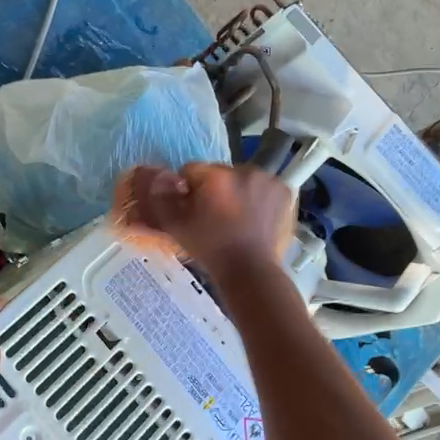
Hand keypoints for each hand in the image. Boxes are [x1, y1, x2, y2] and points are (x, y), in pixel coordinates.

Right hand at [120, 162, 293, 278]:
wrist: (250, 270)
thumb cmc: (210, 249)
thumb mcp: (177, 227)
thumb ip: (161, 200)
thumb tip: (155, 178)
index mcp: (215, 176)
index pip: (191, 169)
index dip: (188, 190)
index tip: (193, 210)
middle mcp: (243, 170)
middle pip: (219, 173)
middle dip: (214, 189)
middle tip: (214, 216)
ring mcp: (267, 180)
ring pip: (242, 178)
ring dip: (237, 191)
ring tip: (236, 219)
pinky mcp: (284, 190)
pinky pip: (263, 186)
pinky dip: (258, 197)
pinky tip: (255, 217)